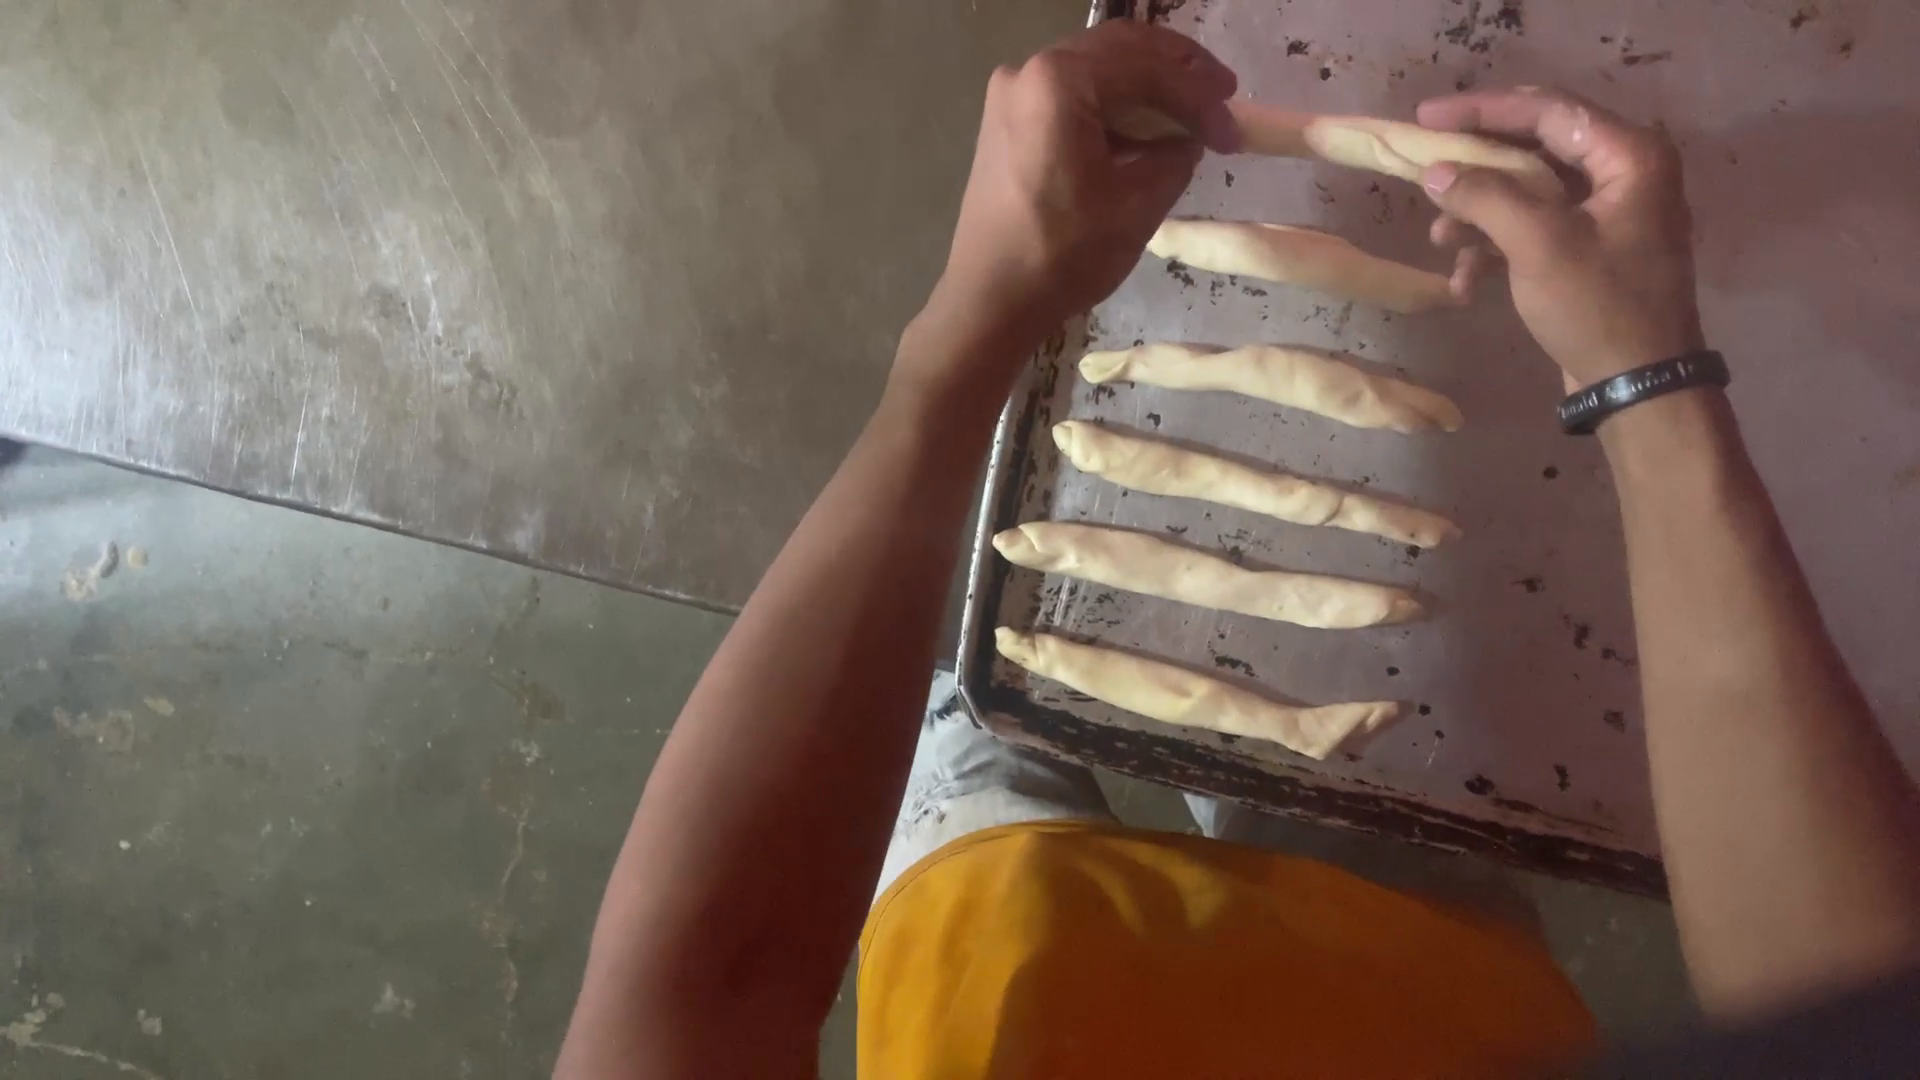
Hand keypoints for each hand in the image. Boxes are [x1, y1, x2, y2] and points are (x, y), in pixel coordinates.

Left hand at [922, 22, 1237, 368]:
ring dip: (1143, 98)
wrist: (989, 305)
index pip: (1148, 65)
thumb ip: (1175, 159)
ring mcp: (1009, 103)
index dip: (1200, 95)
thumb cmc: (1062, 258)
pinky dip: (1108, 119)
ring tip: (1187, 124)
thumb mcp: (1136, 207)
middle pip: (1118, 55)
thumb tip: (1186, 141)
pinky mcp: (1005, 133)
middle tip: (1222, 99)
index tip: (1234, 129)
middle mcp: (1026, 74)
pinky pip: (1068, 109)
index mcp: (1058, 80)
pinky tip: (1140, 142)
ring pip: (1093, 80)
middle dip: (1175, 77)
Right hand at [1416, 87, 1704, 390]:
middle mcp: (1620, 174)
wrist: (1631, 377)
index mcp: (1627, 156)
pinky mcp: (1581, 249)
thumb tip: (1436, 171)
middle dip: (1474, 172)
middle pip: (1532, 151)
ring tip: (1440, 242)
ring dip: (1476, 217)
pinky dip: (1491, 250)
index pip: (1547, 113)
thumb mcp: (1538, 245)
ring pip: (1522, 195)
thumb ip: (1488, 199)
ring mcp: (1601, 214)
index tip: (1426, 118)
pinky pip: (1526, 232)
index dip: (1483, 111)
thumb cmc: (1595, 304)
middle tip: (1423, 177)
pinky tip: (1464, 283)